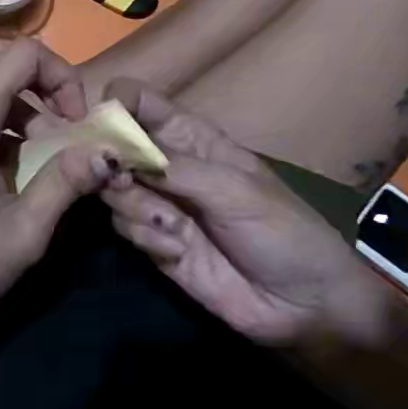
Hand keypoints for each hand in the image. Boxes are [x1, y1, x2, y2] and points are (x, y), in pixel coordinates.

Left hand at [0, 40, 112, 378]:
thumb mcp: (23, 231)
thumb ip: (66, 180)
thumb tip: (109, 150)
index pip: (20, 52)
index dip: (61, 74)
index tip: (80, 121)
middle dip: (39, 77)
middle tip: (65, 124)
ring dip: (16, 97)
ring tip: (43, 150)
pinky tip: (7, 163)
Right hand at [101, 80, 398, 347]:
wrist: (306, 305)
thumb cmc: (283, 231)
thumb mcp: (235, 190)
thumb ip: (175, 167)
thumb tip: (116, 151)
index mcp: (190, 137)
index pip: (138, 102)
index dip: (114, 107)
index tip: (101, 128)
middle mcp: (165, 165)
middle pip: (111, 148)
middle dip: (112, 166)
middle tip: (123, 184)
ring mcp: (156, 203)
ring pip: (112, 191)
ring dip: (136, 209)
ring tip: (174, 229)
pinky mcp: (151, 240)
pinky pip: (124, 228)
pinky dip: (147, 238)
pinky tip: (178, 251)